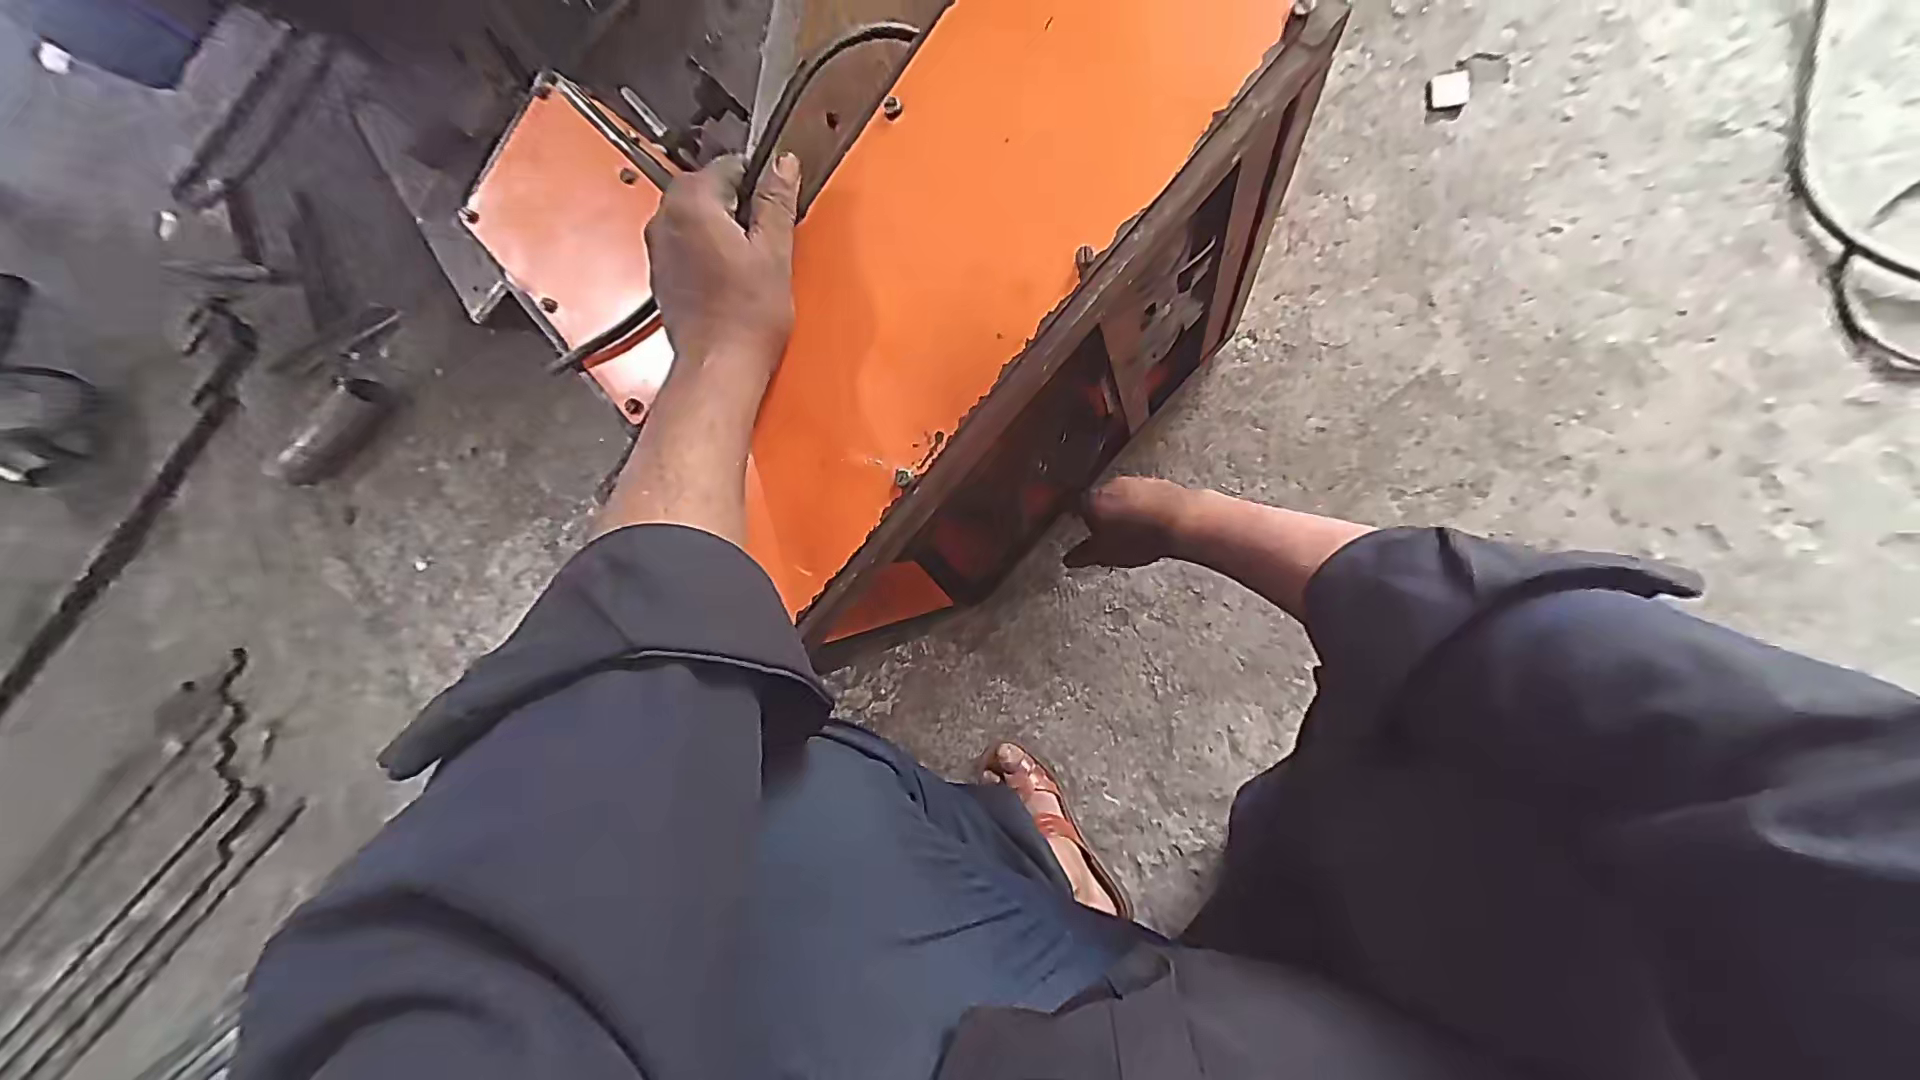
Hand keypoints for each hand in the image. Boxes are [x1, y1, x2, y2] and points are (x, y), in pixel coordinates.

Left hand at [645, 152, 802, 373]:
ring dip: (724, 233)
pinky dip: (710, 256)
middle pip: (708, 193)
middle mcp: (665, 220)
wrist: (720, 365)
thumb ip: (776, 202)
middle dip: (740, 209)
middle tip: (768, 239)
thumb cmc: (745, 318)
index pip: (728, 167)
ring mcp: (660, 249)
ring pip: (697, 222)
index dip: (759, 182)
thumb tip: (783, 165)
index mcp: (691, 203)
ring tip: (752, 264)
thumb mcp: (774, 252)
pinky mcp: (664, 277)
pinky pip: (688, 249)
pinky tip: (732, 282)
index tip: (777, 201)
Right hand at [1065, 477, 1199, 568]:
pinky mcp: (1157, 484)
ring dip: (1124, 512)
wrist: (1182, 521)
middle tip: (1108, 537)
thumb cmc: (1140, 536)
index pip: (1073, 507)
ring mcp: (1135, 482)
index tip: (1078, 529)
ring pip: (1122, 497)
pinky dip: (1143, 509)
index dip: (1074, 520)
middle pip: (1098, 500)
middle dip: (1102, 516)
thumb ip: (1083, 555)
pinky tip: (1150, 525)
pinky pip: (1144, 497)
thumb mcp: (1104, 554)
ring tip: (1133, 534)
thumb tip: (1071, 558)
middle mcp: (1110, 485)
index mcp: (1091, 500)